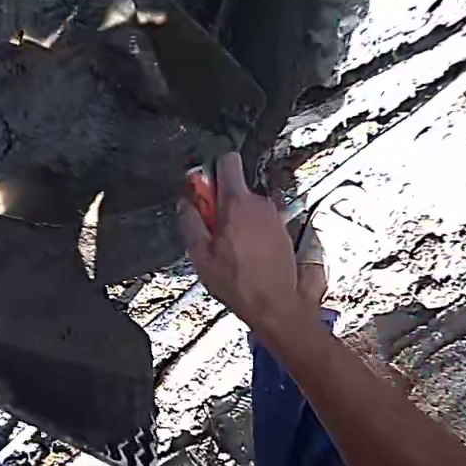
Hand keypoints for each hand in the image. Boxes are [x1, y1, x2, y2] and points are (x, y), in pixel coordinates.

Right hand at [177, 152, 319, 342]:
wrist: (274, 303)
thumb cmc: (239, 282)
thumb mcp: (200, 255)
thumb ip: (190, 222)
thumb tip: (184, 205)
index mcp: (237, 203)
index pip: (227, 161)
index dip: (211, 172)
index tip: (203, 193)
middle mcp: (259, 204)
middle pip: (234, 189)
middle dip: (220, 205)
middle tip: (212, 233)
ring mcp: (273, 217)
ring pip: (246, 208)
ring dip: (235, 222)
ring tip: (229, 250)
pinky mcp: (281, 231)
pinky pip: (259, 222)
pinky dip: (250, 233)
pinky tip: (244, 256)